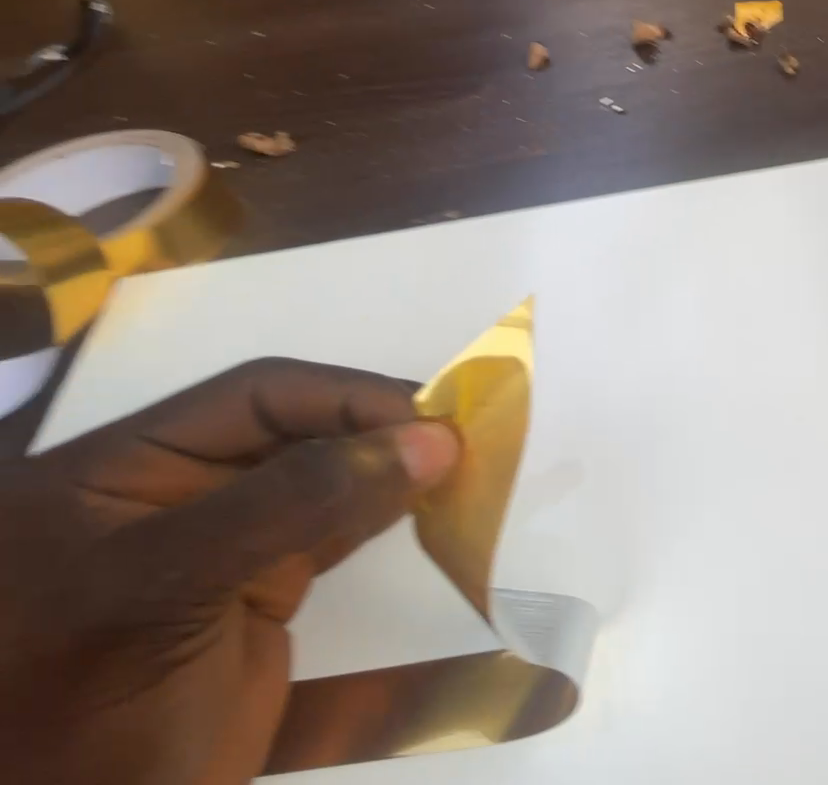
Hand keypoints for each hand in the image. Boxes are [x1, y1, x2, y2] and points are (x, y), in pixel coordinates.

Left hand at [0, 358, 458, 784]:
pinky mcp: (266, 581)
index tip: (432, 425)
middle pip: (302, 424)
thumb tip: (435, 440)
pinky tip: (435, 503)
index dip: (351, 397)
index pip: (258, 395)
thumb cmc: (85, 710)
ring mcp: (223, 536)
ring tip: (462, 467)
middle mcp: (173, 488)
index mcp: (114, 468)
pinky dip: (393, 507)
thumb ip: (298, 501)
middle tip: (461, 444)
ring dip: (396, 465)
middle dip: (381, 429)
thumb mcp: (170, 587)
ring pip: (330, 470)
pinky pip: (342, 523)